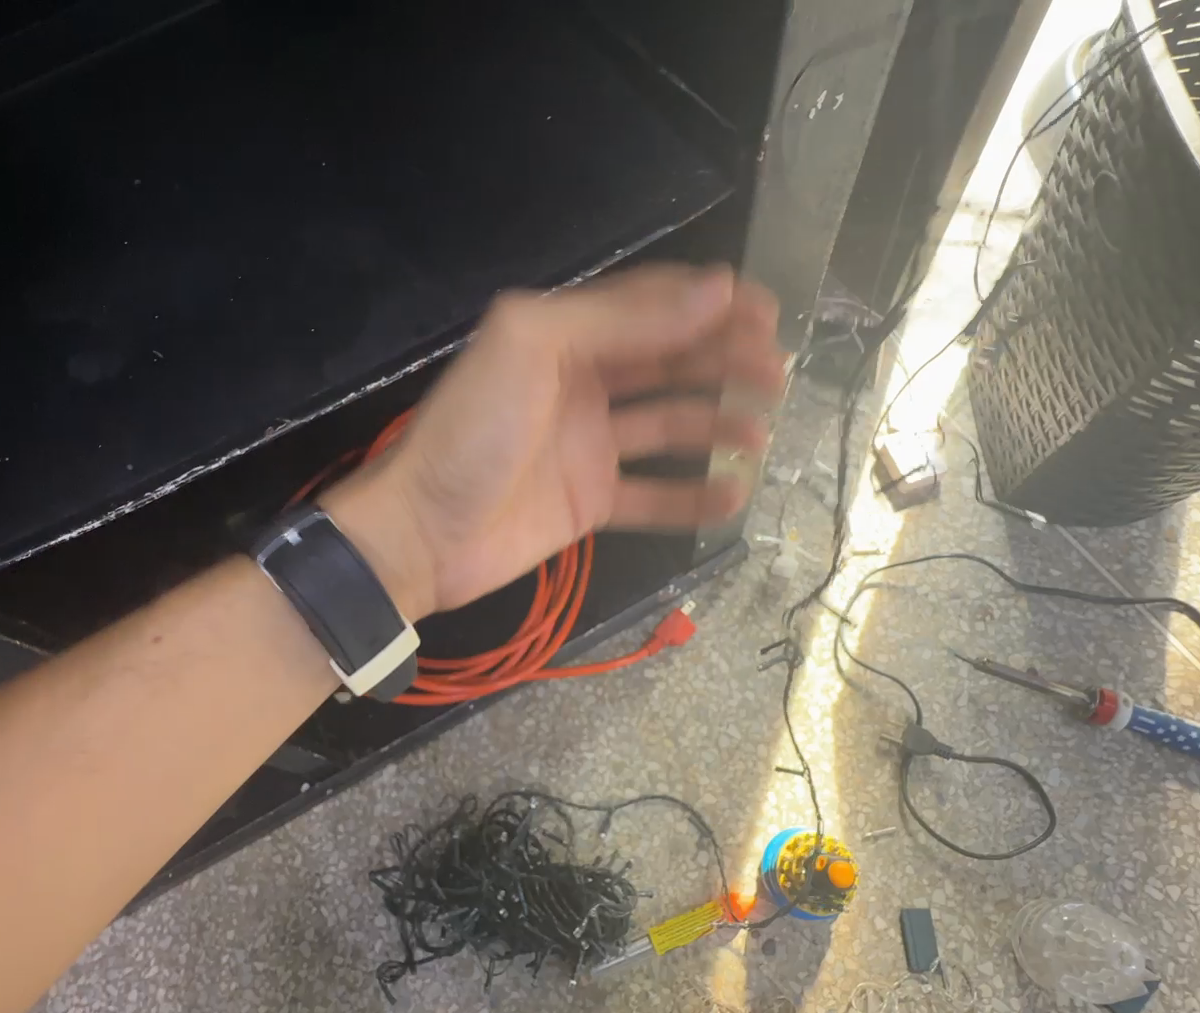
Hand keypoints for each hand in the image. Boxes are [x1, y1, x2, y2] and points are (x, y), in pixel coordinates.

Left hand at [323, 263, 782, 616]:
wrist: (423, 534)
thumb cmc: (472, 434)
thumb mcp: (532, 349)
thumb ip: (619, 318)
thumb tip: (712, 291)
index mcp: (564, 337)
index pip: (648, 307)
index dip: (707, 304)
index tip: (766, 313)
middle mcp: (581, 384)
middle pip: (668, 363)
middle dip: (724, 361)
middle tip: (776, 374)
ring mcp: (588, 446)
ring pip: (669, 426)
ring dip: (718, 424)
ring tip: (761, 433)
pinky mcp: (590, 501)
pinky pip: (653, 496)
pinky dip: (692, 496)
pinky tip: (733, 494)